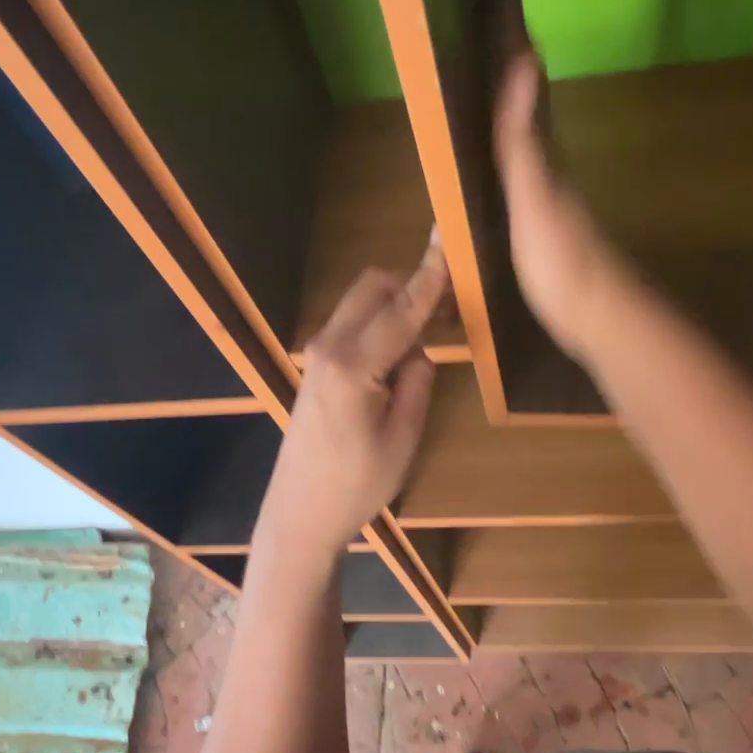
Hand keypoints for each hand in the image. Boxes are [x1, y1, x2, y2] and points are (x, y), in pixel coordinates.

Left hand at [254, 238, 448, 555]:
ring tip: (435, 327)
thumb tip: (421, 350)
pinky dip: (380, 321)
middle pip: (373, 287)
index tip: (450, 238)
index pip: (401, 309)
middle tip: (452, 305)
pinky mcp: (315, 367)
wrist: (299, 515)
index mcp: (354, 365)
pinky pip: (352, 324)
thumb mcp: (402, 439)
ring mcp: (317, 355)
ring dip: (396, 302)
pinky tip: (404, 347)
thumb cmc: (356, 487)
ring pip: (361, 302)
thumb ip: (416, 382)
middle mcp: (329, 347)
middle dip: (412, 284)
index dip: (430, 276)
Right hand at [493, 53, 637, 358]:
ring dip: (516, 134)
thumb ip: (524, 139)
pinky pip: (529, 192)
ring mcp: (556, 211)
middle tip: (491, 62)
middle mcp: (553, 181)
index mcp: (545, 166)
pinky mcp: (553, 242)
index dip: (516, 69)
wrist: (599, 318)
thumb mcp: (534, 197)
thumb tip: (527, 62)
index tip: (506, 23)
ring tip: (491, 115)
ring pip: (533, 160)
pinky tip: (510, 186)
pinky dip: (517, 174)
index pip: (526, 105)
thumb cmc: (559, 259)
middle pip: (532, 128)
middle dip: (515, 95)